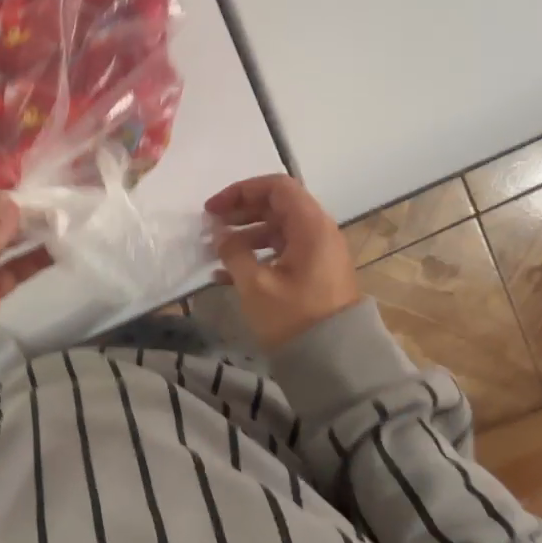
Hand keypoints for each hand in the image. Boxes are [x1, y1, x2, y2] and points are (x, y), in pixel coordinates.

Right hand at [206, 175, 359, 351]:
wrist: (331, 356)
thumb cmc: (293, 316)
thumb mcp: (256, 285)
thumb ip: (233, 252)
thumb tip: (218, 232)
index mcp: (310, 226)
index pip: (276, 187)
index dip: (241, 191)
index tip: (212, 209)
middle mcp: (317, 231)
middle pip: (276, 206)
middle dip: (240, 212)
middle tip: (210, 227)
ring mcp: (316, 252)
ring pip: (276, 230)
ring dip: (244, 235)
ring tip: (215, 252)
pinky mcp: (312, 271)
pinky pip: (281, 251)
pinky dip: (255, 254)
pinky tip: (226, 273)